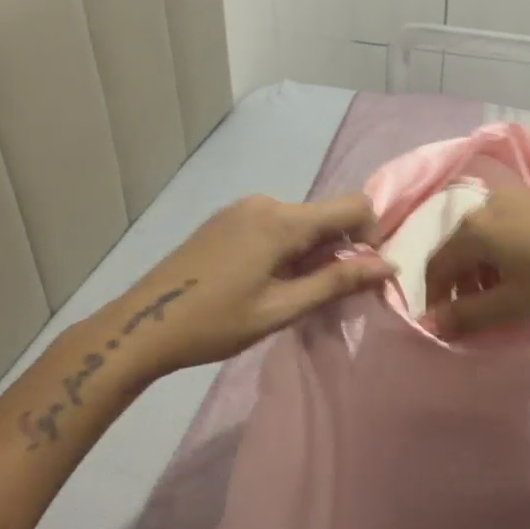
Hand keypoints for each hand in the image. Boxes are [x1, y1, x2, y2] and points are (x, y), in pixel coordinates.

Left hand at [118, 193, 393, 372]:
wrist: (142, 326)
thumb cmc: (215, 322)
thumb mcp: (281, 308)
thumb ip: (337, 282)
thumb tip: (387, 265)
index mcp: (282, 220)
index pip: (354, 205)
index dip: (370, 236)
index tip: (359, 274)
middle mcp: (266, 202)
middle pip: (326, 214)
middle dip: (338, 249)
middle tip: (323, 295)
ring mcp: (242, 208)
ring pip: (301, 222)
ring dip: (311, 252)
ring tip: (289, 294)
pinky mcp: (226, 219)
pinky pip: (275, 225)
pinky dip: (287, 248)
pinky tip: (264, 282)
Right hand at [422, 188, 529, 336]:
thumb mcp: (512, 304)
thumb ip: (466, 315)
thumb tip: (429, 325)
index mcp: (473, 228)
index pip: (437, 265)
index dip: (436, 298)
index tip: (448, 325)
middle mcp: (486, 205)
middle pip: (459, 248)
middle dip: (461, 284)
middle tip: (477, 315)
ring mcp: (514, 197)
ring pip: (483, 237)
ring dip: (483, 269)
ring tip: (503, 297)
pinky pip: (505, 227)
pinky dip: (503, 252)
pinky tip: (526, 272)